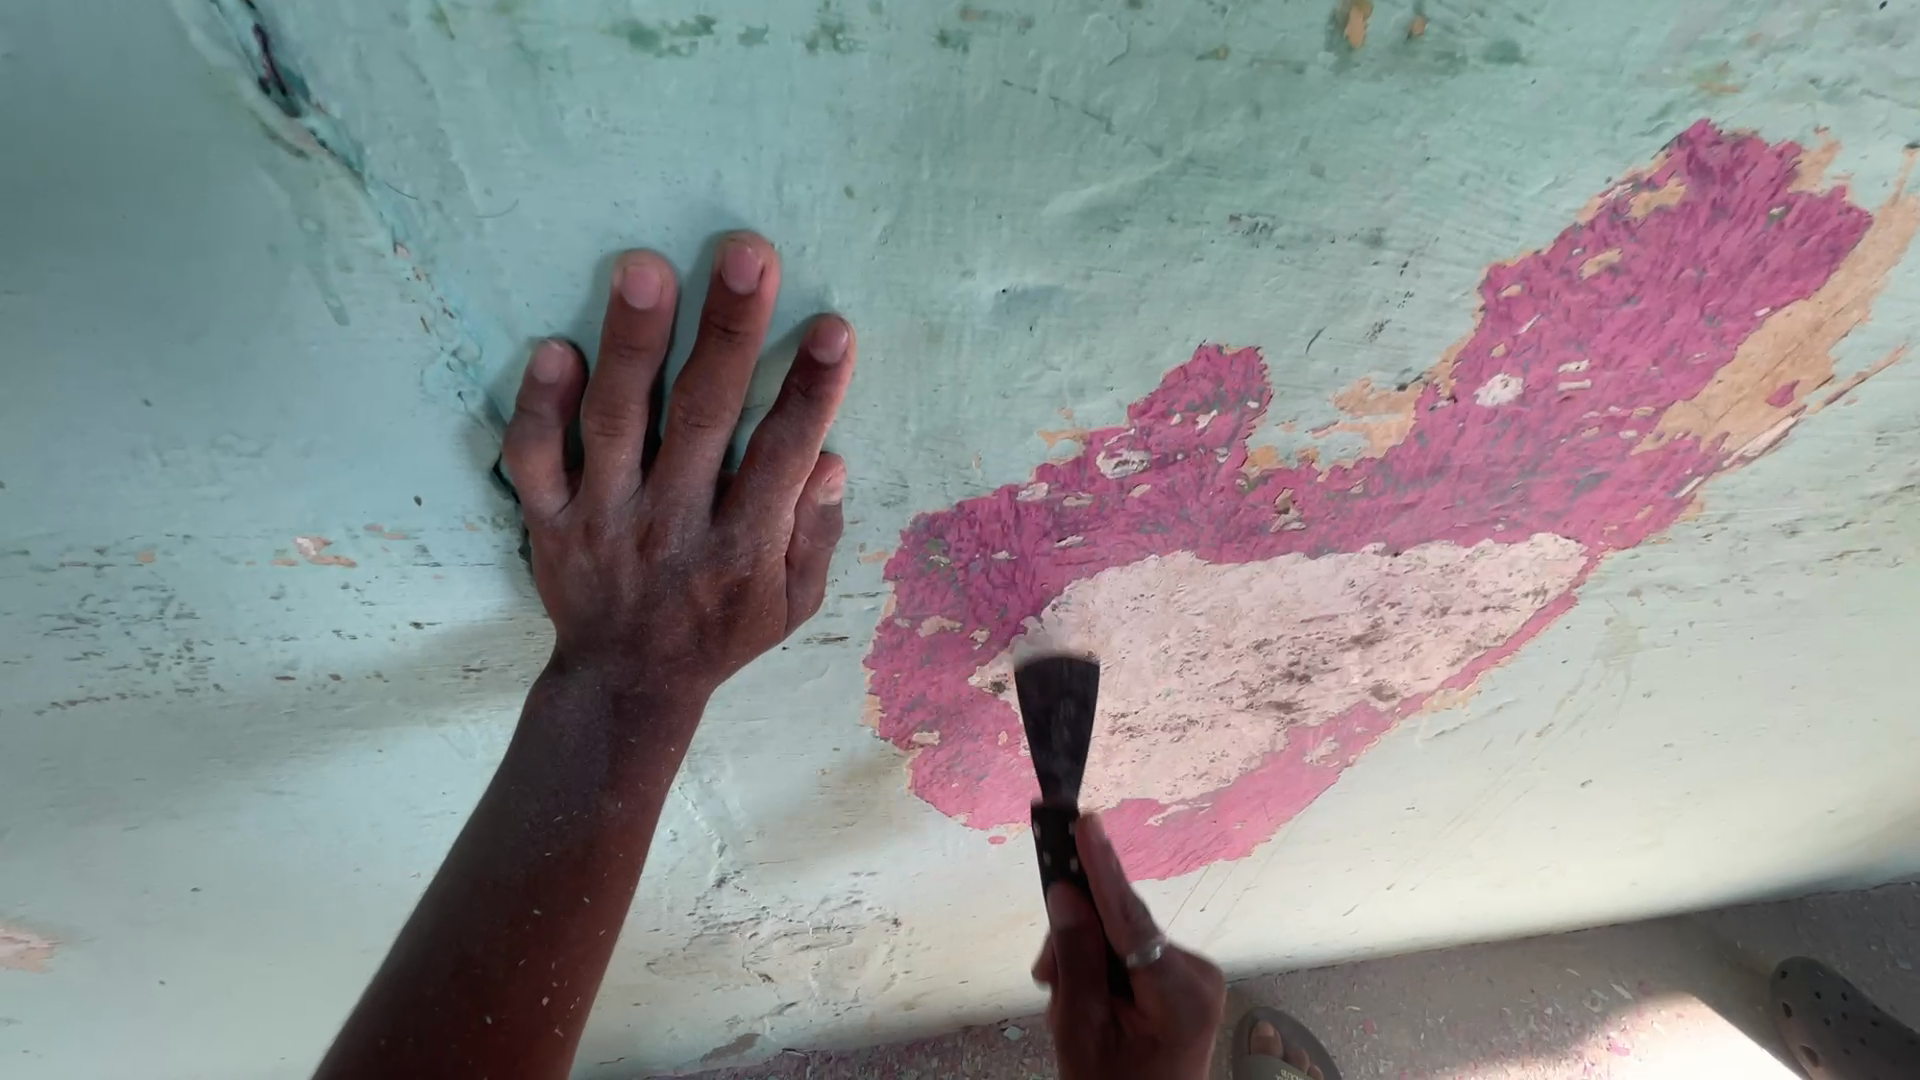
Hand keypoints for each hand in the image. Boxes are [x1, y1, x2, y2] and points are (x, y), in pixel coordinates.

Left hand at [501, 233, 854, 706]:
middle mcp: (673, 526)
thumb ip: (814, 535)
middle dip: (730, 334)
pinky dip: (539, 406)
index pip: (783, 458)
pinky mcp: (549, 521)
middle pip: (704, 420)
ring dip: (632, 344)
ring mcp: (603, 520)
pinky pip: (534, 459)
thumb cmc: (724, 633)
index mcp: (742, 549)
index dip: (811, 392)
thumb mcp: (794, 604)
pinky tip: (556, 347)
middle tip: (746, 255)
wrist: (628, 683)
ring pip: (616, 423)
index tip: (833, 330)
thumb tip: (828, 459)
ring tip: (644, 268)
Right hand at [1033, 814, 1226, 1079]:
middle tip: (1045, 980)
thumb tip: (1065, 891)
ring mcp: (1194, 973)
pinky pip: (1129, 949)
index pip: (1129, 919)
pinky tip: (1087, 998)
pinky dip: (1100, 964)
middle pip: (1117, 925)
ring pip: (1118, 935)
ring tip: (1066, 1005)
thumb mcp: (1080, 1033)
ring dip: (1084, 958)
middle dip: (1076, 940)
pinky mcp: (1184, 976)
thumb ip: (1073, 959)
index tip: (1086, 821)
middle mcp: (1197, 973)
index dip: (1102, 867)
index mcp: (1180, 996)